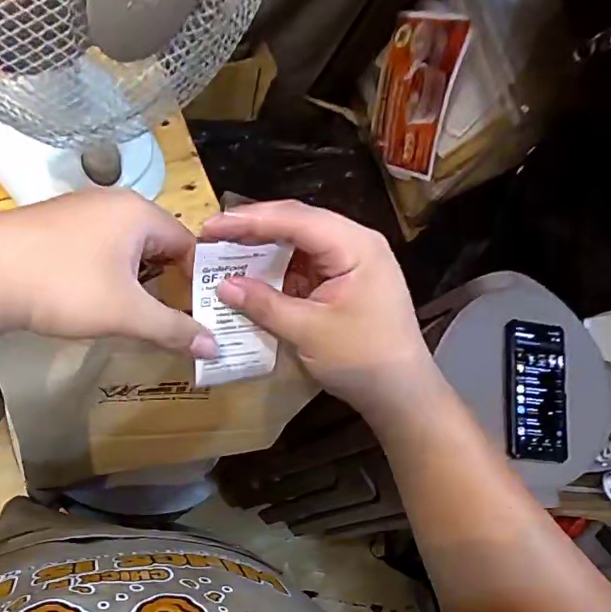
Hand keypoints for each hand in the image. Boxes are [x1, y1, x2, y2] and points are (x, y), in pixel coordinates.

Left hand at [0, 189, 215, 357]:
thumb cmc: (66, 287)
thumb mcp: (128, 314)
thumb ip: (174, 330)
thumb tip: (215, 349)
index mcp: (140, 213)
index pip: (190, 244)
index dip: (201, 282)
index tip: (204, 316)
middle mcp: (113, 202)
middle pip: (160, 244)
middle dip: (172, 283)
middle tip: (179, 320)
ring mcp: (80, 211)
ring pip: (128, 248)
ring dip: (141, 281)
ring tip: (144, 316)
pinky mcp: (55, 226)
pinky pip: (101, 249)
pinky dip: (112, 275)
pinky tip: (102, 301)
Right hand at [201, 201, 439, 422]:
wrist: (401, 393)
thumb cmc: (361, 359)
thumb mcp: (308, 332)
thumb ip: (265, 304)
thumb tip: (222, 285)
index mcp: (354, 245)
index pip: (294, 218)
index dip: (248, 220)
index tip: (209, 227)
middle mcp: (355, 244)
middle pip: (297, 224)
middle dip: (254, 232)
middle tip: (212, 239)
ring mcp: (352, 264)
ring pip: (300, 246)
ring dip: (265, 253)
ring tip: (226, 257)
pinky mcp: (346, 284)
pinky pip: (307, 269)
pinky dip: (279, 274)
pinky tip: (254, 281)